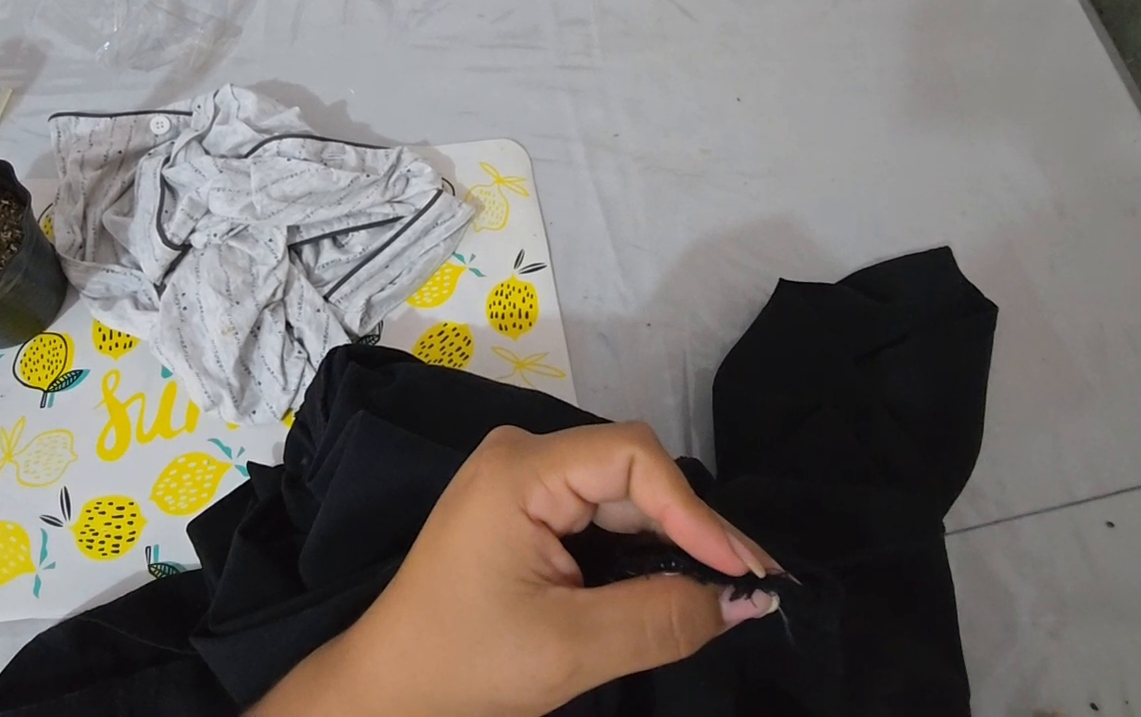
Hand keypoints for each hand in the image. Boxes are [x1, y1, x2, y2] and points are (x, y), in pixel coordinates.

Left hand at [250, 422, 781, 716]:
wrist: (389, 685)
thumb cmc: (465, 662)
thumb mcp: (569, 647)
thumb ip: (659, 617)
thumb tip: (742, 599)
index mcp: (522, 469)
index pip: (629, 456)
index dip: (692, 507)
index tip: (743, 569)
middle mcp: (523, 455)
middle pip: (627, 471)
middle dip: (690, 526)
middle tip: (751, 583)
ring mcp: (521, 477)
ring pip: (617, 492)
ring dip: (669, 536)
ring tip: (727, 582)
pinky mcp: (525, 505)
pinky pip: (595, 511)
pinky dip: (636, 545)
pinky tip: (673, 574)